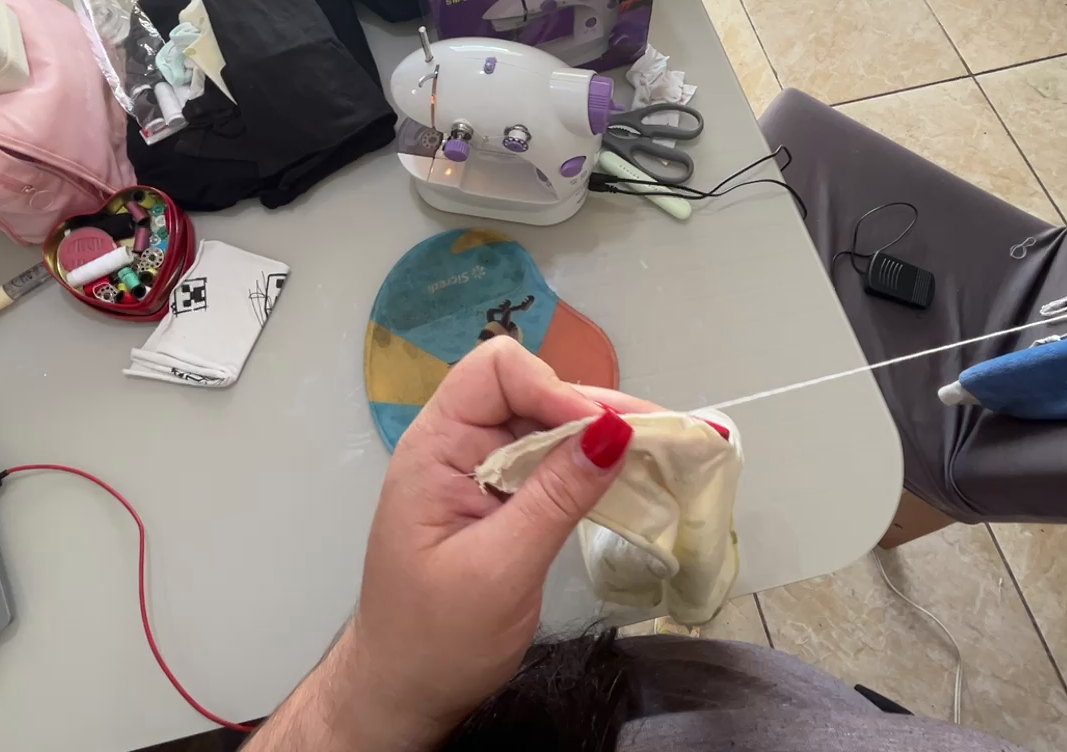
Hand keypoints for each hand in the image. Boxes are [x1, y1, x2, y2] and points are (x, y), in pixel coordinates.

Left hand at [248, 336, 659, 749]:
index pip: (494, 373)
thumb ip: (556, 497)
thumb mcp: (501, 569)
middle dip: (592, 406)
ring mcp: (480, 465)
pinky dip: (590, 460)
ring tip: (661, 443)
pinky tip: (630, 469)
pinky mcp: (502, 491)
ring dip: (600, 430)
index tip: (602, 431)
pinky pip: (550, 457)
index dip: (551, 387)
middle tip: (660, 431)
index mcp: (436, 445)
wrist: (404, 693)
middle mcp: (458, 441)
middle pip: (529, 389)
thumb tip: (617, 433)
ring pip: (546, 420)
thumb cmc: (436, 639)